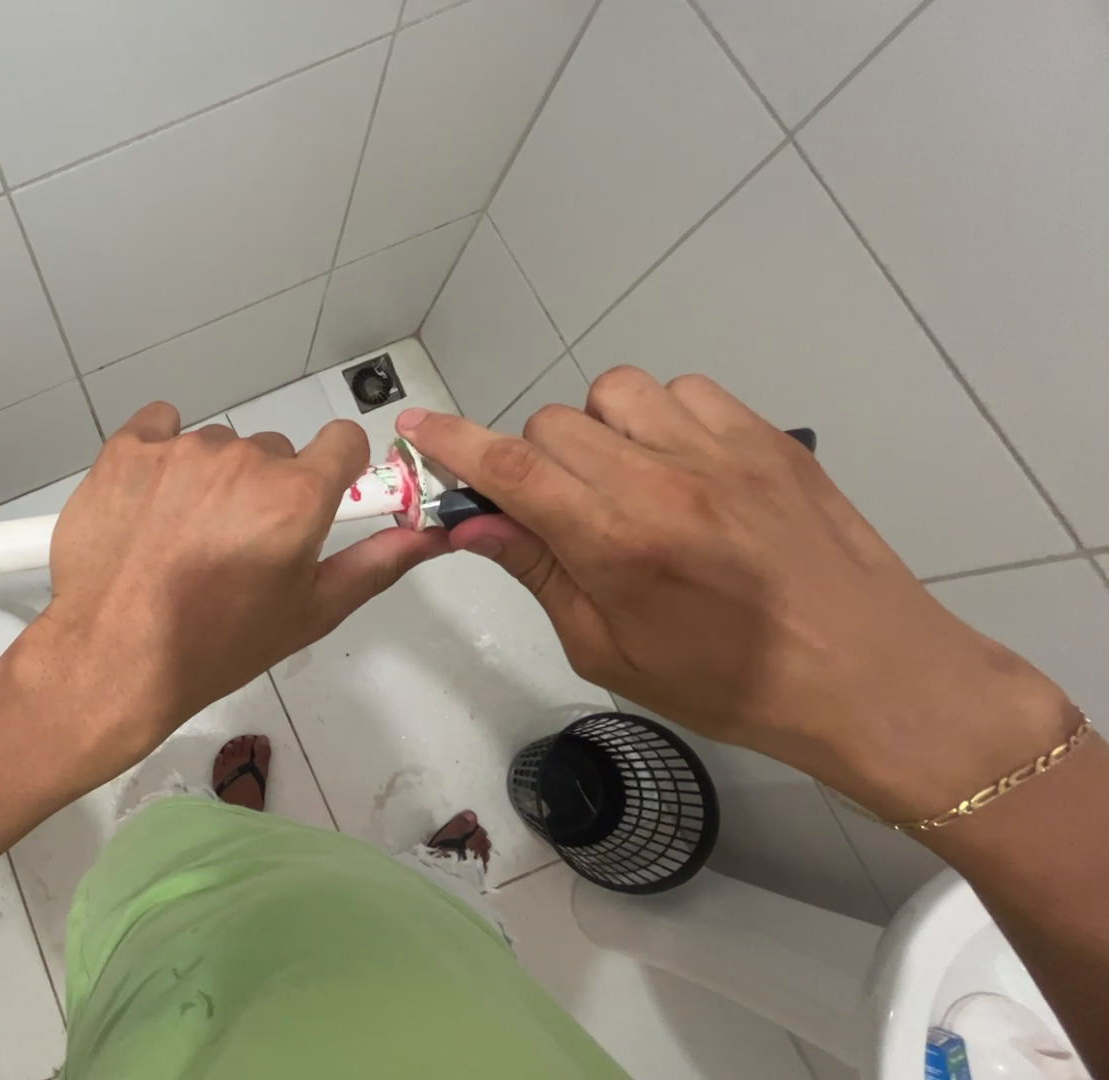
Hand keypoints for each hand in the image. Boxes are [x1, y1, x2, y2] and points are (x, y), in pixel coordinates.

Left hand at [32, 402, 448, 785]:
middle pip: (273, 451)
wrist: (112, 658)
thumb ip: (374, 565)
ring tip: (179, 535)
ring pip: (216, 445)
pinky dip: (160, 451)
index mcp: (297, 496)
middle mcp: (243, 459)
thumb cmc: (217, 645)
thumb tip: (431, 534)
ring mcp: (179, 449)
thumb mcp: (308, 614)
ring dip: (210, 477)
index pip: (343, 441)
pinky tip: (148, 497)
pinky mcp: (125, 449)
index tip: (312, 502)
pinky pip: (159, 424)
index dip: (334, 470)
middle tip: (231, 544)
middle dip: (264, 488)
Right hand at [397, 366, 1075, 820]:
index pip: (508, 469)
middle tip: (553, 507)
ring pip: (613, 392)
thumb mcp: (603, 648)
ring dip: (593, 430)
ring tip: (616, 476)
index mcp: (615, 543)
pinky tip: (673, 463)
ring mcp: (722, 451)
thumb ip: (535, 571)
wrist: (874, 679)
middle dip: (530, 459)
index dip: (451, 442)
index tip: (414, 425)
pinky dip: (656, 417)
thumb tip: (469, 523)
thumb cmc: (720, 682)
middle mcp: (662, 481)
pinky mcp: (769, 439)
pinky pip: (683, 390)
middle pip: (550, 424)